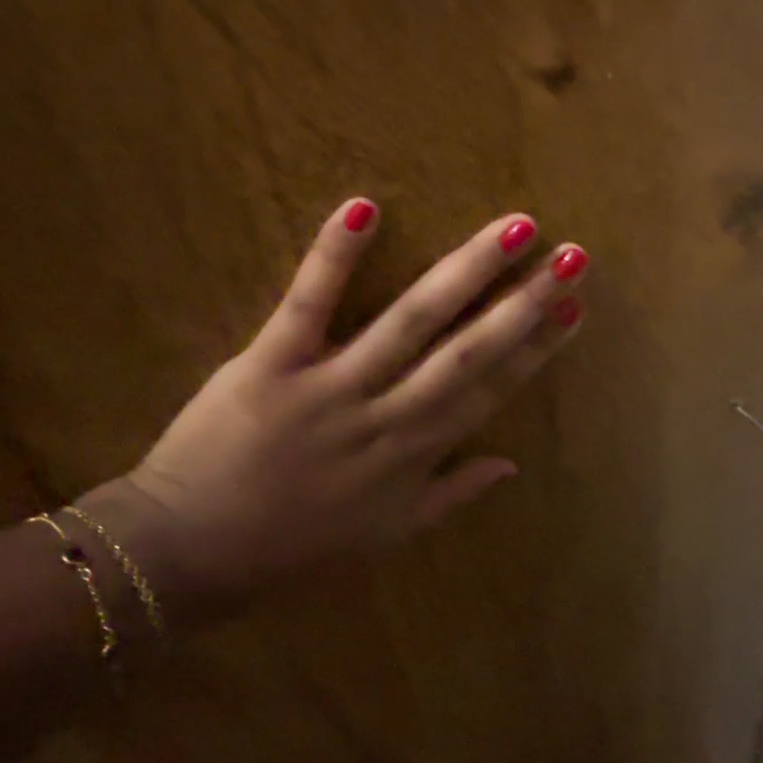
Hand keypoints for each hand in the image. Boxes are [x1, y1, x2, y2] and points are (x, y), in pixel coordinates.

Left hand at [78, 197, 586, 624]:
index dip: (538, 347)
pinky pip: (308, 303)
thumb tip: (512, 464)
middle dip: (525, 301)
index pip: (491, 390)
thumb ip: (451, 494)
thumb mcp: (386, 535)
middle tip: (572, 257)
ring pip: (410, 321)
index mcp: (413, 455)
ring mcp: (330, 387)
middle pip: (468, 350)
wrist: (186, 555)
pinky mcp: (270, 363)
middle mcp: (386, 415)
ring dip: (466, 271)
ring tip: (514, 228)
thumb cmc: (293, 548)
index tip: (576, 308)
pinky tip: (367, 206)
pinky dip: (335, 256)